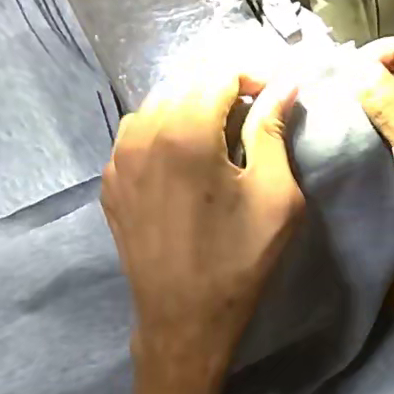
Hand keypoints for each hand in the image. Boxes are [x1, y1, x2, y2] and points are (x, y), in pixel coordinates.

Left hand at [102, 68, 303, 393]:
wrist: (183, 320)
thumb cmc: (239, 260)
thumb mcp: (275, 195)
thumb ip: (273, 130)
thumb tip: (283, 86)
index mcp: (185, 132)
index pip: (220, 73)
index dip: (255, 77)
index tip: (278, 97)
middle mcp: (142, 134)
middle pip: (186, 83)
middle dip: (224, 91)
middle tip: (255, 117)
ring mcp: (118, 158)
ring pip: (158, 106)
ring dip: (192, 109)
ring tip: (221, 138)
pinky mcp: (110, 182)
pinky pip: (137, 135)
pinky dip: (165, 133)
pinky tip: (186, 161)